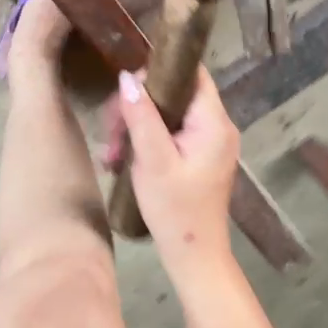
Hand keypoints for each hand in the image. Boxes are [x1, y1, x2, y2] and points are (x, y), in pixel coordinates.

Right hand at [102, 67, 240, 268]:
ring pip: (167, 114)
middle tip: (111, 131)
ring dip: (135, 127)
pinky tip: (122, 160)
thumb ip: (141, 116)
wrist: (193, 255)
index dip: (157, 71)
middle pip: (173, 93)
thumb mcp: (152, 161)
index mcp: (213, 122)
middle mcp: (217, 126)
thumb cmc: (175, 210)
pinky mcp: (199, 156)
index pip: (191, 73)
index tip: (127, 89)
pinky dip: (145, 141)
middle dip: (137, 107)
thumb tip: (127, 77)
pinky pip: (170, 133)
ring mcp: (209, 142)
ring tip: (112, 153)